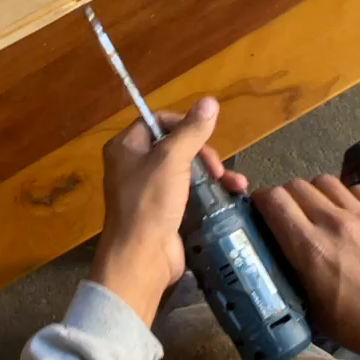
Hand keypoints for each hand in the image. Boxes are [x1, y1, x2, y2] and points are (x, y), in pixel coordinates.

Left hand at [91, 97, 246, 324]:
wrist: (142, 258)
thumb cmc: (150, 203)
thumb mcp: (172, 160)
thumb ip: (191, 131)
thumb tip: (209, 101)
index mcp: (126, 147)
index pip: (156, 121)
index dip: (183, 124)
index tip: (205, 135)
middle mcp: (133, 165)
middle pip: (175, 145)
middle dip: (203, 153)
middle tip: (216, 168)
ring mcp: (149, 190)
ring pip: (186, 169)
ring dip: (213, 173)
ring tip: (234, 183)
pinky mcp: (164, 210)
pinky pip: (189, 191)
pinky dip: (209, 191)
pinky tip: (231, 195)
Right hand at [255, 174, 359, 359]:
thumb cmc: (355, 323)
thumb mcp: (308, 305)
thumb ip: (289, 272)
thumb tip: (273, 256)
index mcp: (308, 246)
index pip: (274, 200)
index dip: (262, 200)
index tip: (261, 210)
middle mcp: (332, 222)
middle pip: (296, 185)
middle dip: (286, 197)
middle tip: (289, 214)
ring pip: (325, 181)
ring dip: (315, 193)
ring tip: (318, 210)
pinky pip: (356, 189)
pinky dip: (346, 196)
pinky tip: (348, 213)